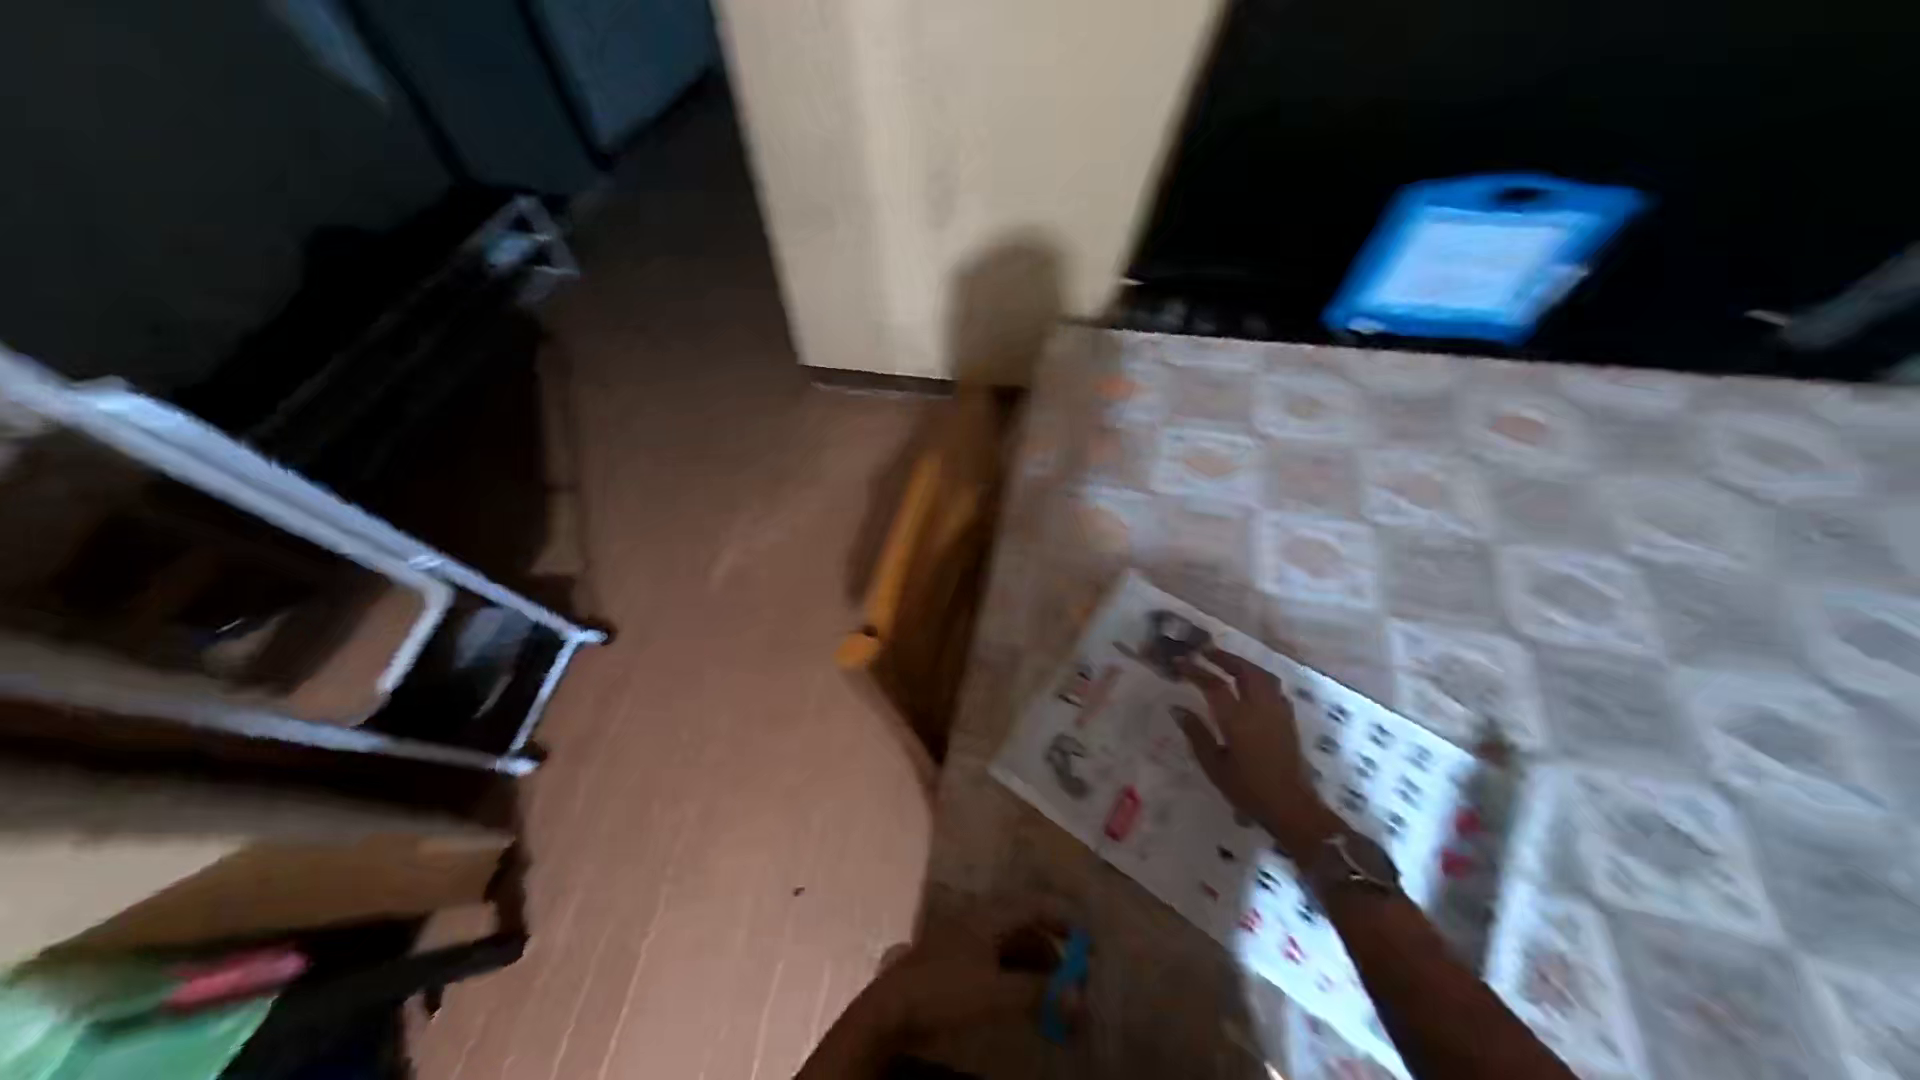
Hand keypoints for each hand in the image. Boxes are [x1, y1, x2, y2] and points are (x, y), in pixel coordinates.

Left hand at [858, 907, 1065, 1040]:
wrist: (891, 1010)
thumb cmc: (944, 990)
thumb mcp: (995, 992)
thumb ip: (1038, 993)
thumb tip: (1079, 998)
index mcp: (987, 916)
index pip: (1033, 905)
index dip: (1062, 918)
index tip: (1088, 940)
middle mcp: (977, 921)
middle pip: (1023, 928)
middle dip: (1051, 952)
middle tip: (1073, 980)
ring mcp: (964, 942)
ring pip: (1010, 948)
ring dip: (1034, 969)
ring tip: (1053, 996)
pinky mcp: (955, 964)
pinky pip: (996, 964)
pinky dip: (1016, 978)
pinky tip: (1024, 999)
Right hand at [1177, 646, 1342, 855]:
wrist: (1292, 808)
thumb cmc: (1247, 789)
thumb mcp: (1213, 765)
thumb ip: (1196, 733)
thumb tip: (1177, 708)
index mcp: (1238, 719)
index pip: (1213, 684)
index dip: (1194, 670)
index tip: (1179, 661)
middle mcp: (1260, 708)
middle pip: (1244, 670)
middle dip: (1223, 657)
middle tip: (1205, 652)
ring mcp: (1278, 712)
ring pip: (1262, 675)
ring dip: (1243, 664)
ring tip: (1227, 662)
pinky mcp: (1288, 720)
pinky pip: (1273, 688)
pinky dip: (1258, 678)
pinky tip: (1250, 684)